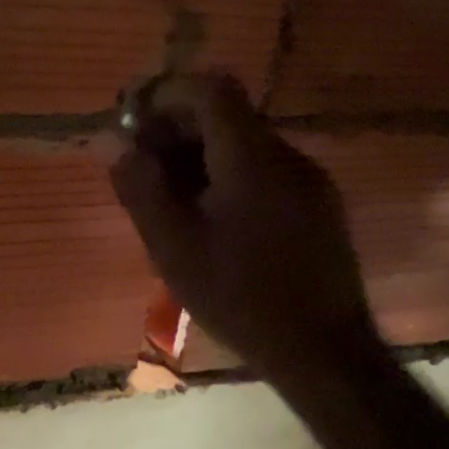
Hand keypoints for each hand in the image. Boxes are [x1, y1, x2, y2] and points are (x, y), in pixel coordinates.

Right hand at [111, 73, 380, 374]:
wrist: (326, 358)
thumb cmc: (240, 296)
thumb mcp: (170, 244)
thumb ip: (140, 186)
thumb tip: (122, 148)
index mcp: (252, 159)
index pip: (210, 90)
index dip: (166, 95)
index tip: (135, 124)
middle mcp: (287, 158)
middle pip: (224, 115)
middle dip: (175, 129)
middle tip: (142, 164)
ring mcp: (310, 183)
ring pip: (242, 142)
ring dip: (198, 154)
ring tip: (168, 196)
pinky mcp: (319, 207)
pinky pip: (262, 168)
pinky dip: (225, 174)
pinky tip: (208, 216)